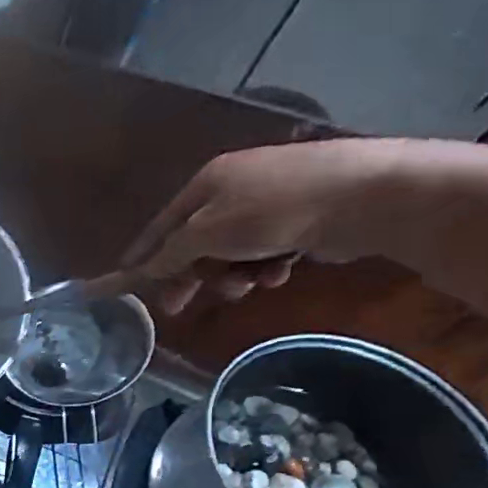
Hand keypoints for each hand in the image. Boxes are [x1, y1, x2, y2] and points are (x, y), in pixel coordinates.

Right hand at [124, 139, 414, 313]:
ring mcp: (271, 202)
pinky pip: (266, 253)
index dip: (143, 253)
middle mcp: (236, 187)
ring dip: (233, 275)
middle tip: (179, 307)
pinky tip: (280, 271)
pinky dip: (267, 267)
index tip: (126, 281)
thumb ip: (169, 255)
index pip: (162, 224)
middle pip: (196, 242)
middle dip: (191, 275)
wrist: (361, 197)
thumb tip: (143, 270)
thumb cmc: (272, 211)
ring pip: (231, 253)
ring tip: (250, 284)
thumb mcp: (206, 234)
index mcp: (208, 181)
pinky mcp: (301, 219)